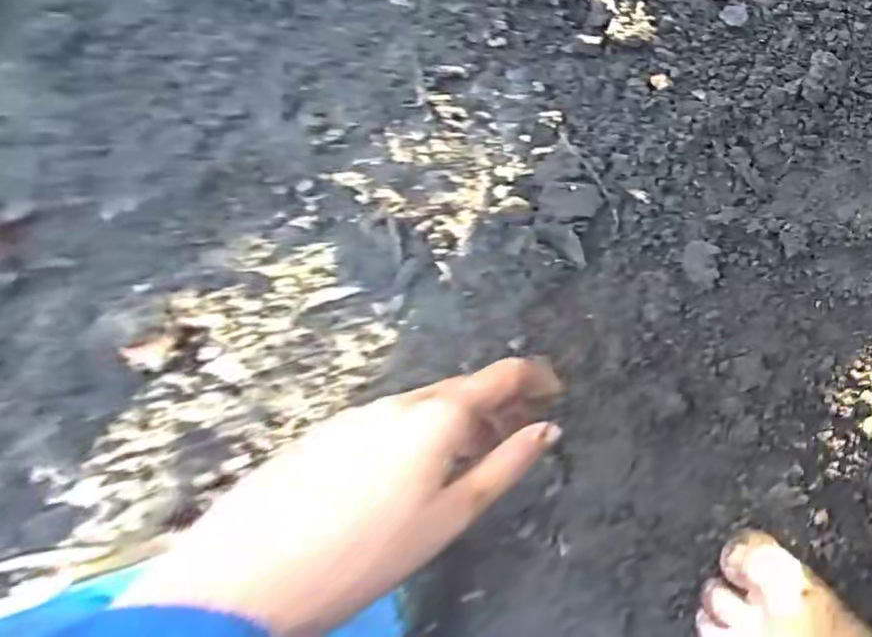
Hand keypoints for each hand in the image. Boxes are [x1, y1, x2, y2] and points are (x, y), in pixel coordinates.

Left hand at [118, 358, 563, 635]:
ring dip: (450, 421)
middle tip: (508, 435)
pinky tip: (391, 479)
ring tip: (452, 463)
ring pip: (419, 406)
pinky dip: (407, 435)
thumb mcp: (450, 516)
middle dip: (494, 404)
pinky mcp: (310, 440)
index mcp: (439, 414)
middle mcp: (398, 403)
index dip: (537, 377)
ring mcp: (349, 419)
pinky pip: (378, 423)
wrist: (223, 594)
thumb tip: (548, 427)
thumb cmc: (361, 554)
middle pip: (462, 388)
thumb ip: (507, 464)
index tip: (553, 392)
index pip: (506, 373)